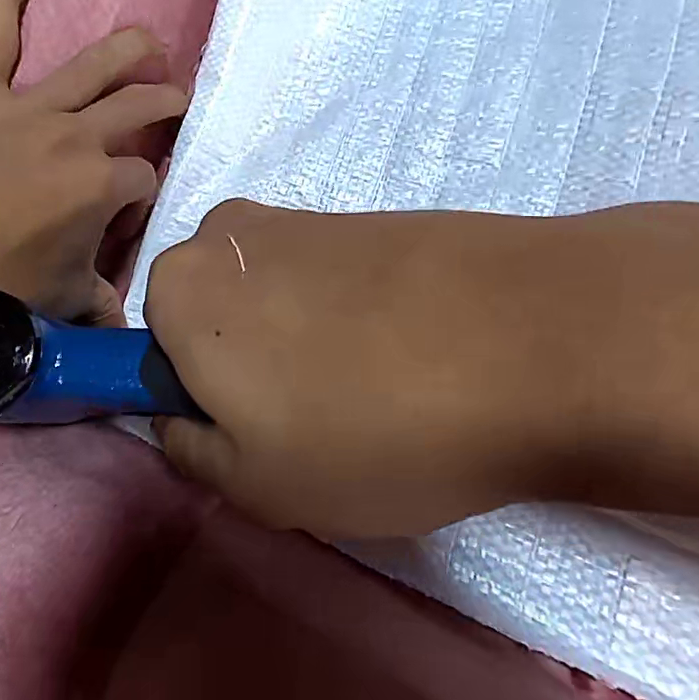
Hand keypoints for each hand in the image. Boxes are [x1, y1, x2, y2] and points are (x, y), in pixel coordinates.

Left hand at [0, 0, 189, 322]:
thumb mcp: (65, 297)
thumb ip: (104, 302)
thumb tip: (128, 328)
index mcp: (101, 185)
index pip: (144, 176)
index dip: (144, 190)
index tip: (130, 206)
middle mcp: (76, 137)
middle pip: (138, 105)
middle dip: (166, 102)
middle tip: (177, 100)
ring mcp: (28, 110)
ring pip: (93, 64)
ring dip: (131, 49)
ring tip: (152, 44)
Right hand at [146, 200, 639, 538]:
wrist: (537, 341)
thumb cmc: (368, 427)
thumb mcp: (253, 483)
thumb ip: (188, 449)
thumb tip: (181, 415)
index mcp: (180, 286)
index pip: (161, 353)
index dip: (205, 401)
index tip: (260, 431)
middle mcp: (229, 232)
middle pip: (217, 319)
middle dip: (249, 367)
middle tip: (315, 420)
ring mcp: (304, 217)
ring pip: (276, 300)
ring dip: (305, 344)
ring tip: (375, 389)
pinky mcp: (370, 216)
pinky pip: (333, 281)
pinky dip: (354, 319)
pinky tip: (409, 353)